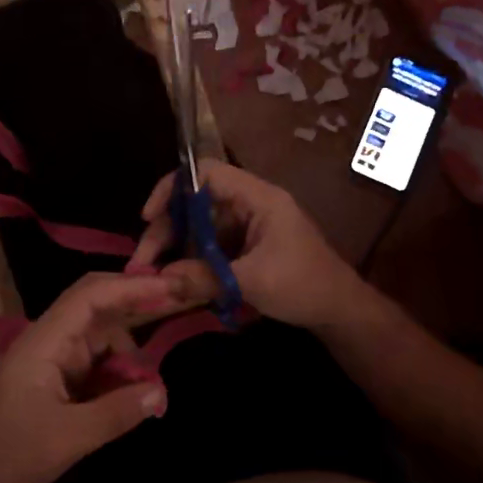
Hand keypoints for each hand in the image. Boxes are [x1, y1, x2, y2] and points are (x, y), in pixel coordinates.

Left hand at [0, 274, 185, 482]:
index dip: (131, 287)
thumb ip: (117, 412)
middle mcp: (50, 340)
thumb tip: (160, 391)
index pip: (90, 296)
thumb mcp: (69, 438)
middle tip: (177, 306)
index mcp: (43, 343)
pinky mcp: (61, 377)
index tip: (170, 288)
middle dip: (137, 305)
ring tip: (150, 389)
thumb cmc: (13, 457)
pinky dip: (122, 373)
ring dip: (131, 355)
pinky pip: (100, 361)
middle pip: (98, 306)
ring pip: (105, 336)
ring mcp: (55, 358)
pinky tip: (135, 396)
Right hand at [128, 161, 370, 328]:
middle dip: (168, 229)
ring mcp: (250, 227)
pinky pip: (213, 245)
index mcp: (258, 198)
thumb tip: (159, 280)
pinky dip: (195, 259)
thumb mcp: (252, 282)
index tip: (149, 217)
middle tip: (143, 261)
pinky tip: (178, 279)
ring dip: (178, 247)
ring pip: (202, 227)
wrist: (339, 309)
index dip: (173, 188)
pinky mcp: (250, 248)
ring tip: (155, 273)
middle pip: (198, 203)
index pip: (207, 172)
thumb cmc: (303, 285)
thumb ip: (204, 278)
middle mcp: (252, 205)